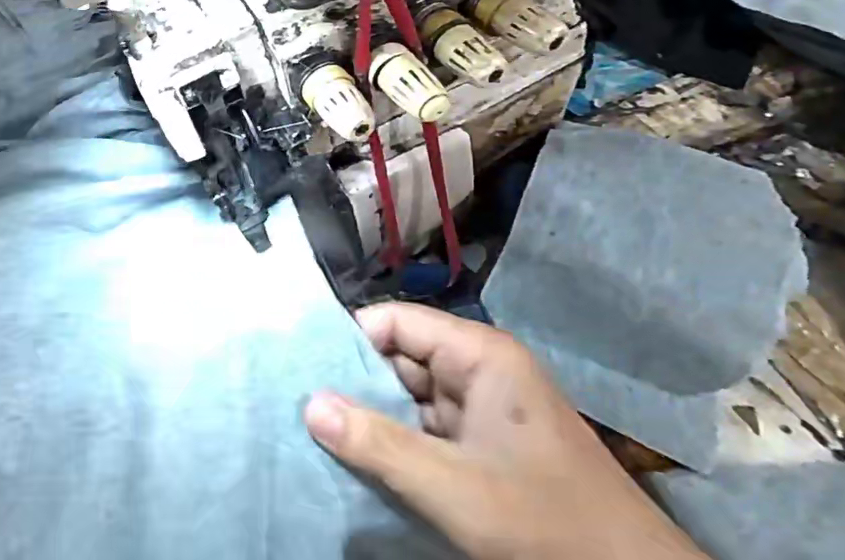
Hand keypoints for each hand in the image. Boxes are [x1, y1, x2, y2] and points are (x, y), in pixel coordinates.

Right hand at [305, 304, 706, 559]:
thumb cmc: (544, 522)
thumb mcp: (453, 486)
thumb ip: (377, 443)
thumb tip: (308, 403)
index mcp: (478, 354)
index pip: (395, 322)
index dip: (349, 339)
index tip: (303, 367)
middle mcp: (479, 369)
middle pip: (399, 358)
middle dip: (355, 382)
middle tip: (300, 403)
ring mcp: (483, 408)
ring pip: (410, 397)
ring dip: (374, 416)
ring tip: (318, 429)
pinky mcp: (485, 445)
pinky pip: (428, 430)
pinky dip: (398, 443)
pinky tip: (362, 458)